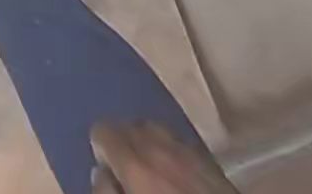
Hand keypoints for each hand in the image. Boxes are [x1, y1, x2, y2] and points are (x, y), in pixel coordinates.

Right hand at [90, 121, 238, 193]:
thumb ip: (107, 192)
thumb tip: (101, 172)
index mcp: (135, 163)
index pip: (103, 130)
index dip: (100, 149)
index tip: (109, 171)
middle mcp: (158, 147)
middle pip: (128, 124)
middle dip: (123, 143)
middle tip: (128, 174)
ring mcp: (187, 151)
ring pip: (154, 127)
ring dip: (147, 143)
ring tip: (152, 171)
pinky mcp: (210, 162)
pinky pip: (179, 141)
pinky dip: (170, 150)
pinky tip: (177, 174)